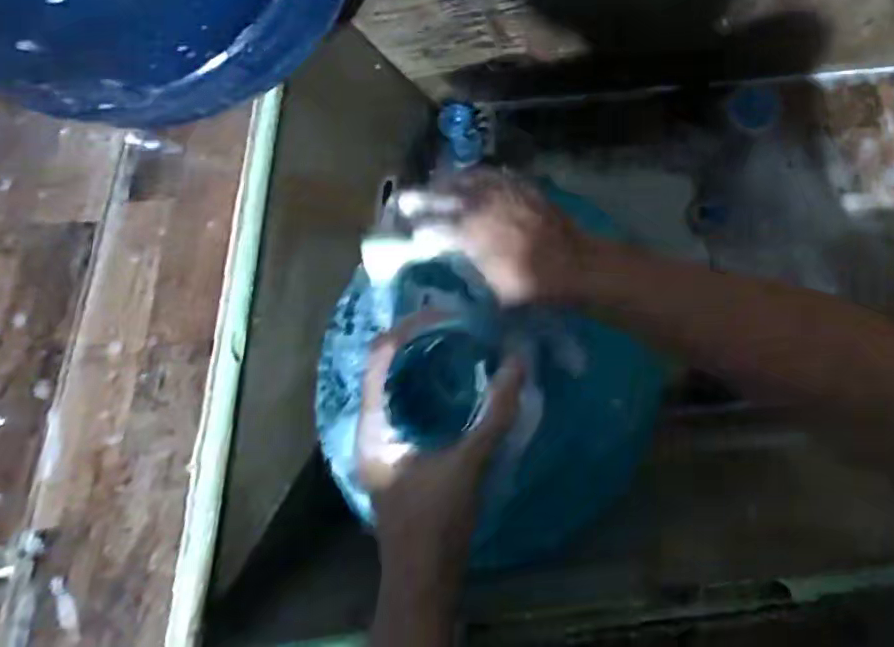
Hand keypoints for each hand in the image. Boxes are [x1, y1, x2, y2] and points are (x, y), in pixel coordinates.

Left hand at [358, 313, 525, 644]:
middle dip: (424, 333)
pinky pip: (415, 393)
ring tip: (466, 335)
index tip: (451, 313)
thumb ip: (496, 413)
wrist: (425, 580)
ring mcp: (386, 435)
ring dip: (430, 353)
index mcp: (375, 425)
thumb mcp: (469, 464)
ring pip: (401, 376)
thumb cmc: (436, 524)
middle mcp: (373, 423)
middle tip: (464, 318)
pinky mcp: (404, 444)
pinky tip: (466, 372)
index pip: (381, 355)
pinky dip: (437, 375)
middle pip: (389, 359)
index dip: (412, 326)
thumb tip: (519, 359)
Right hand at [397, 168, 590, 305]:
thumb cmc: (535, 285)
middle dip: (422, 198)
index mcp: (470, 234)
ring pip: (469, 179)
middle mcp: (483, 206)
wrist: (576, 263)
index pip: (432, 226)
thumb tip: (449, 274)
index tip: (402, 228)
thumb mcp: (493, 293)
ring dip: (449, 183)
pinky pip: (495, 175)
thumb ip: (468, 277)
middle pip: (444, 196)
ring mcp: (505, 192)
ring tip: (437, 185)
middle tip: (405, 199)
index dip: (415, 227)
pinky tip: (474, 179)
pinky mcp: (524, 187)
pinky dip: (479, 176)